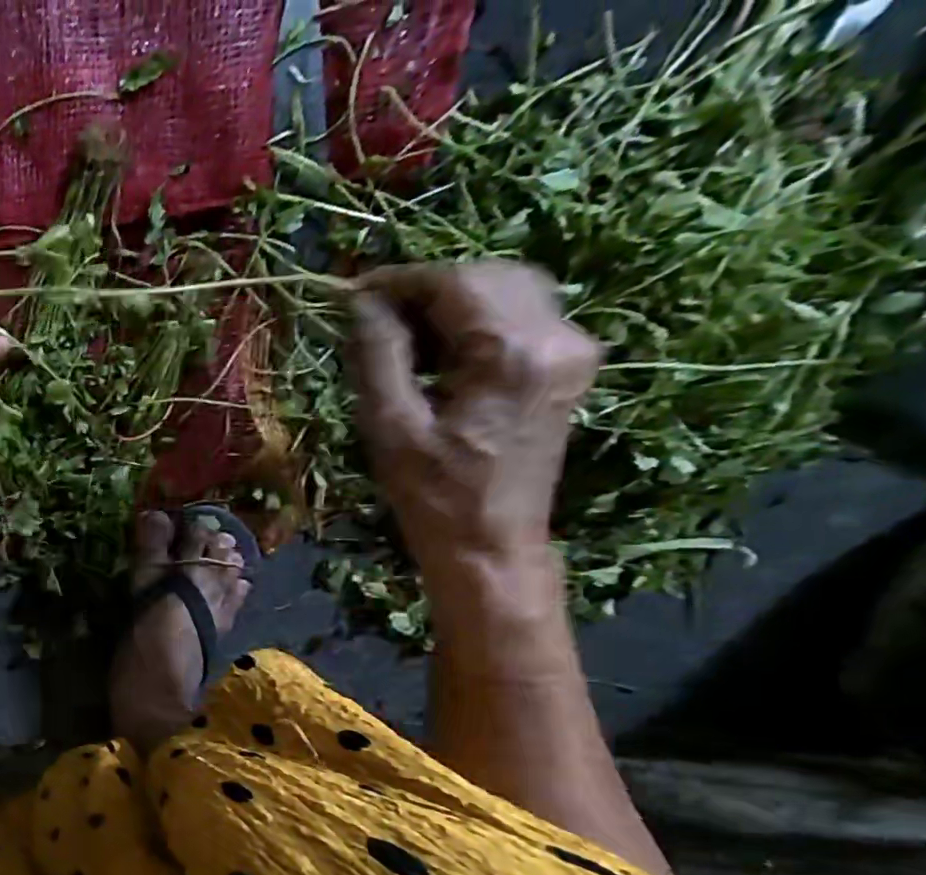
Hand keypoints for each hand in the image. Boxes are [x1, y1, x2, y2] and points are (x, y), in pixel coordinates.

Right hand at [348, 261, 601, 565]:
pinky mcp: (569, 368)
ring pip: (507, 290)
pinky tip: (443, 354)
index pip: (454, 280)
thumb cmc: (435, 497)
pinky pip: (522, 316)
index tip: (354, 294)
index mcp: (513, 353)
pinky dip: (479, 321)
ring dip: (453, 303)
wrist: (492, 548)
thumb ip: (378, 353)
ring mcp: (572, 352)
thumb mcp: (391, 426)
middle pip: (486, 276)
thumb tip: (363, 302)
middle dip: (427, 289)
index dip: (399, 280)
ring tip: (407, 339)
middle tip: (379, 320)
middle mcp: (557, 339)